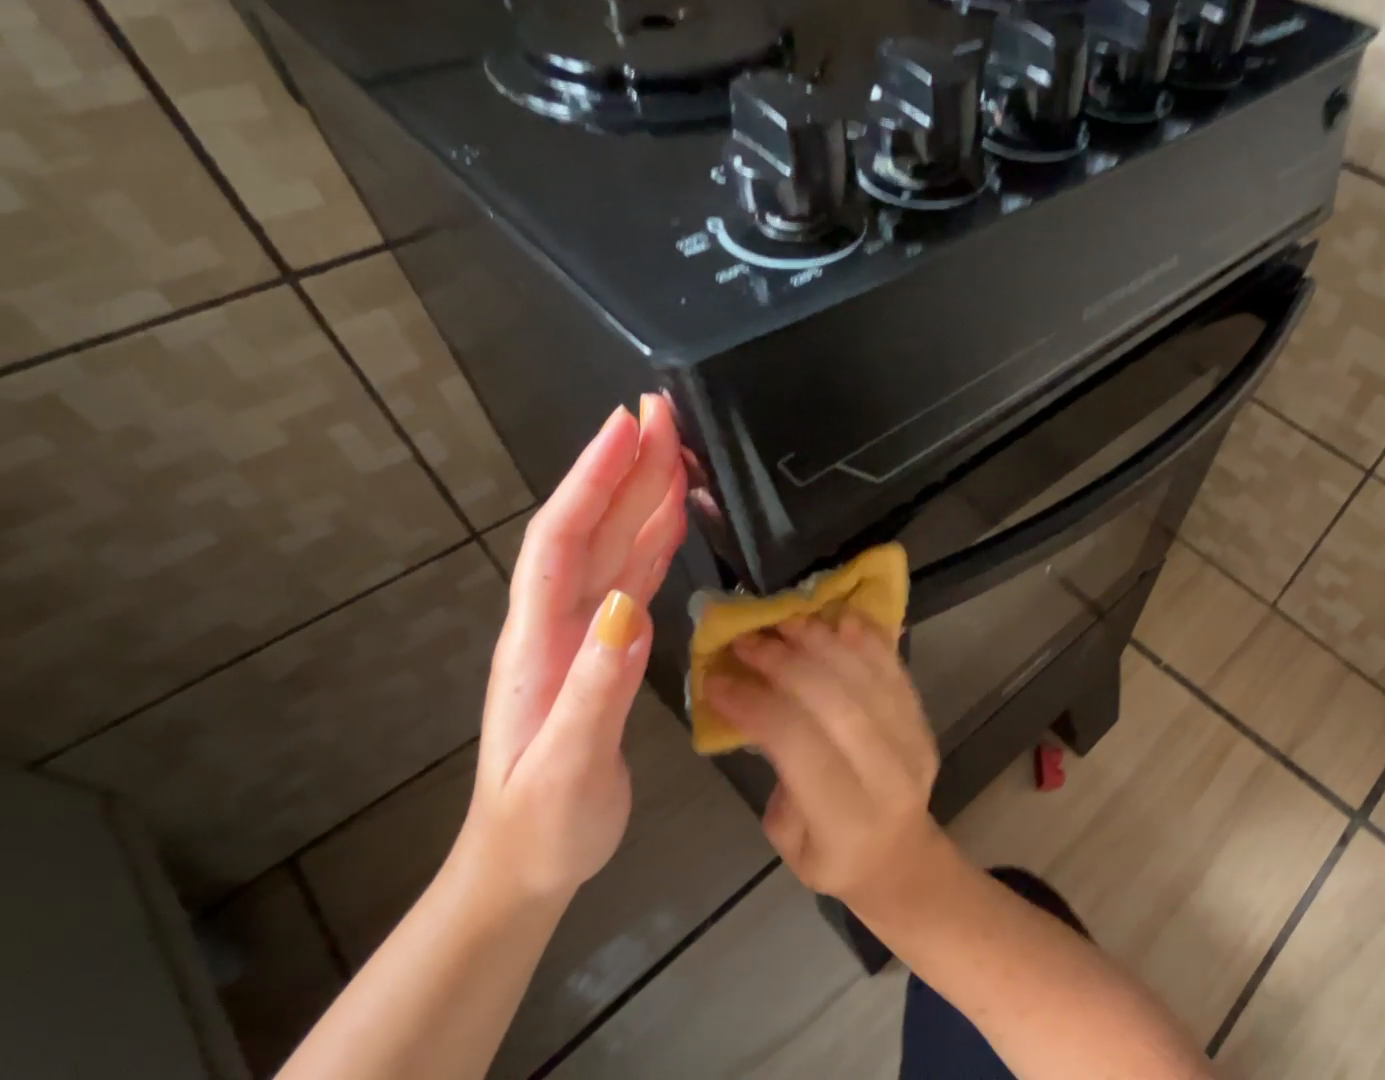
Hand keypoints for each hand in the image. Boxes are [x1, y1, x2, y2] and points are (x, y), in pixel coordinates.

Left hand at [461, 397, 686, 903]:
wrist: (524, 865)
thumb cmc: (543, 824)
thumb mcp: (567, 768)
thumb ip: (596, 690)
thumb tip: (630, 610)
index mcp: (539, 642)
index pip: (563, 541)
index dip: (592, 481)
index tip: (626, 426)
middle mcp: (557, 624)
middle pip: (591, 528)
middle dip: (624, 466)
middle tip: (663, 411)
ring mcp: (581, 636)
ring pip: (616, 548)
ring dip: (642, 494)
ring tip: (676, 447)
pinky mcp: (605, 651)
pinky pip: (634, 580)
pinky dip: (655, 540)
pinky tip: (675, 517)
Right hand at [707, 616, 943, 908]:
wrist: (900, 858)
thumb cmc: (831, 856)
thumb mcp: (787, 836)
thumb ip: (778, 772)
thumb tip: (756, 701)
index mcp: (846, 822)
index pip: (801, 747)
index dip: (757, 705)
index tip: (718, 679)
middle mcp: (889, 779)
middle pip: (839, 705)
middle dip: (787, 664)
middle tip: (747, 641)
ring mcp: (915, 746)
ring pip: (869, 681)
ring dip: (824, 643)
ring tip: (784, 621)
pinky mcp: (924, 724)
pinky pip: (897, 673)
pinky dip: (868, 642)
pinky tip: (839, 618)